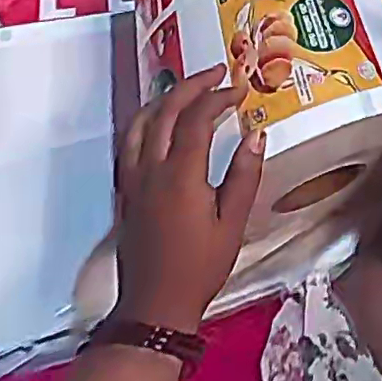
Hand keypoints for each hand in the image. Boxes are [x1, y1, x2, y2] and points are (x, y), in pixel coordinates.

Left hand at [113, 68, 264, 332]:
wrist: (154, 308)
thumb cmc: (199, 265)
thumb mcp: (232, 223)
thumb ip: (245, 175)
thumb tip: (256, 134)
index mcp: (180, 174)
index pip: (197, 118)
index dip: (219, 96)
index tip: (240, 89)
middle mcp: (151, 168)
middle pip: (165, 110)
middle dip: (193, 85)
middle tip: (218, 73)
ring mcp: (132, 178)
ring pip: (141, 121)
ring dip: (165, 97)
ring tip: (188, 88)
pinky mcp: (124, 189)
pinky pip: (129, 140)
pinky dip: (146, 118)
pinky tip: (159, 119)